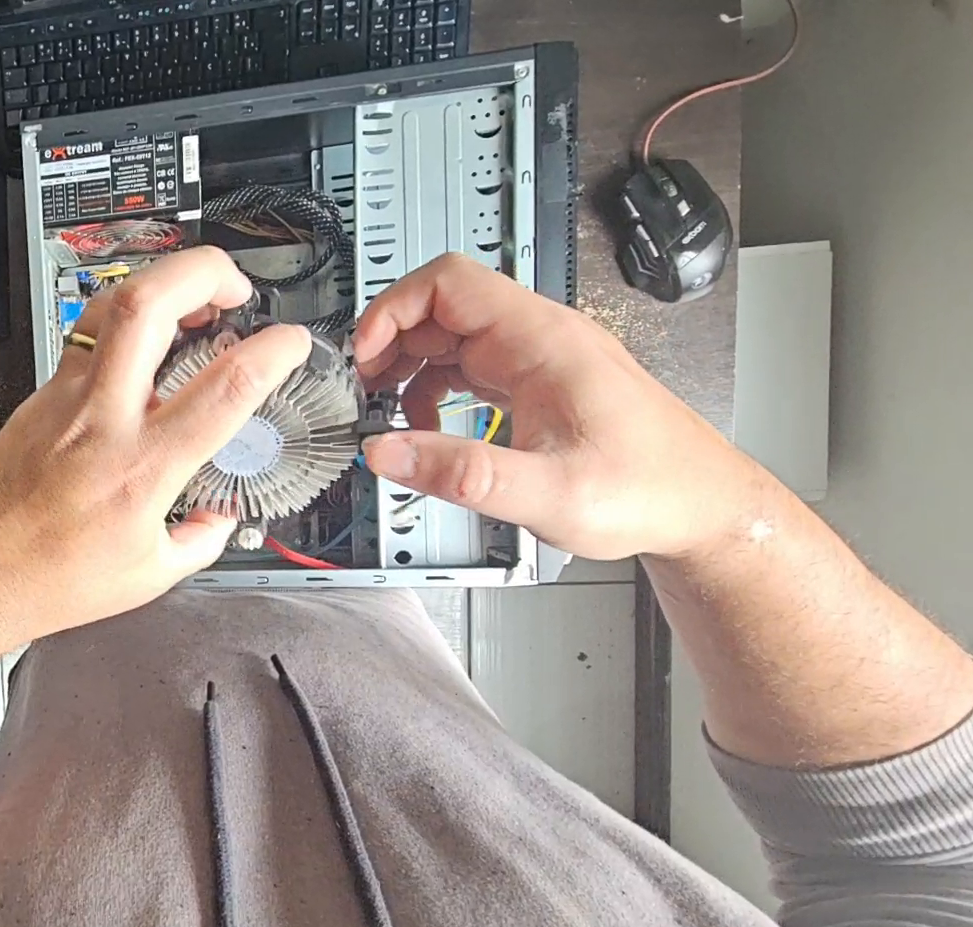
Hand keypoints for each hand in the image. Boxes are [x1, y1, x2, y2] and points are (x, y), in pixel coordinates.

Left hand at [0, 246, 310, 676]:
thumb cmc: (47, 583)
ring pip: (106, 310)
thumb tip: (218, 518)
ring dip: (157, 287)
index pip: (224, 387)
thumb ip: (199, 540)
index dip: (272, 350)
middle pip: (148, 305)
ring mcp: (59, 403)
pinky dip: (120, 333)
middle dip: (202, 271)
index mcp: (140, 471)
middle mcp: (99, 422)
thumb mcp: (148, 575)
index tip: (289, 341)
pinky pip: (82, 346)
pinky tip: (137, 360)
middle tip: (231, 287)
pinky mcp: (34, 401)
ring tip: (187, 305)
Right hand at [352, 253, 770, 561]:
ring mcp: (531, 360)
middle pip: (437, 307)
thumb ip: (460, 472)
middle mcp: (536, 339)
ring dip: (403, 367)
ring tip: (381, 411)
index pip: (449, 282)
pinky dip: (426, 391)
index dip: (393, 310)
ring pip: (445, 336)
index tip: (363, 355)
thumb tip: (385, 452)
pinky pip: (461, 368)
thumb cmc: (649, 490)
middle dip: (387, 344)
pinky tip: (423, 427)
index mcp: (543, 341)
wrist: (701, 507)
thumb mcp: (547, 493)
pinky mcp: (527, 384)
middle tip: (362, 392)